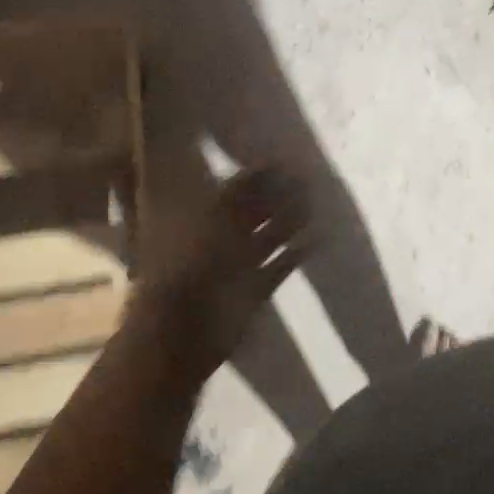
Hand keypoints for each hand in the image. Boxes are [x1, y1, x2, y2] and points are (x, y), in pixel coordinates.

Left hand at [132, 170, 309, 382]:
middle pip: (252, 213)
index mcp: (199, 220)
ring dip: (289, 222)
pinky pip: (277, 268)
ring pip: (267, 238)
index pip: (231, 191)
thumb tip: (261, 168)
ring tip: (314, 204)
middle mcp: (217, 241)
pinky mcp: (252, 292)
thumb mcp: (209, 221)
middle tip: (306, 179)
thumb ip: (236, 195)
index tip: (283, 160)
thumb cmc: (185, 269)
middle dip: (277, 196)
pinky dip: (294, 255)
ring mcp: (236, 268)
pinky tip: (315, 240)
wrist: (178, 333)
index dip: (256, 176)